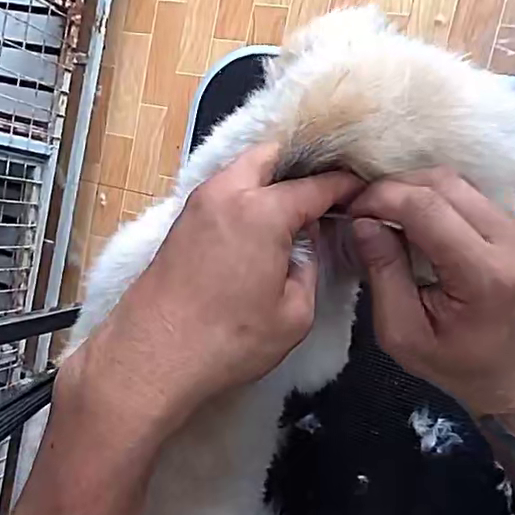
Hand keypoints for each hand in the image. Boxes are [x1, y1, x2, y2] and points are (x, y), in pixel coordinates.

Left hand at [62, 144, 360, 433]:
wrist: (152, 359)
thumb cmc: (226, 342)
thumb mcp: (295, 312)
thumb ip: (310, 266)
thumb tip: (307, 243)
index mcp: (262, 211)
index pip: (316, 184)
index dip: (345, 186)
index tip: (361, 190)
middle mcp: (226, 193)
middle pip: (274, 155)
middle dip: (305, 165)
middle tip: (329, 189)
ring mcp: (199, 203)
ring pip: (245, 167)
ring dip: (274, 177)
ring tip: (301, 204)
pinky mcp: (183, 221)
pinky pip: (226, 189)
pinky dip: (250, 192)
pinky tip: (267, 220)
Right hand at [348, 168, 514, 415]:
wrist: (508, 373)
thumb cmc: (454, 363)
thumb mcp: (402, 333)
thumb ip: (383, 273)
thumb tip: (363, 221)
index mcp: (487, 276)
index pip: (429, 209)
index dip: (383, 198)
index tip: (353, 210)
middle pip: (446, 185)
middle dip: (396, 189)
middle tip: (365, 210)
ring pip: (459, 182)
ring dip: (415, 190)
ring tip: (387, 213)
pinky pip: (472, 195)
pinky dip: (436, 198)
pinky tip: (416, 219)